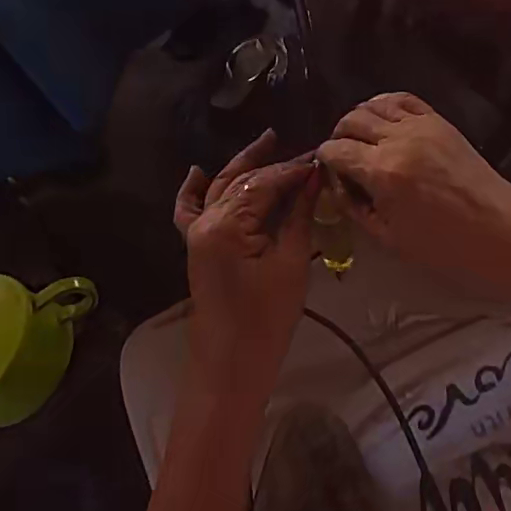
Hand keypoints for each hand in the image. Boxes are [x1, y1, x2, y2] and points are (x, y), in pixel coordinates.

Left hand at [174, 129, 317, 399]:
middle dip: (271, 163)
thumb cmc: (266, 321)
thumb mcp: (290, 265)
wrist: (229, 368)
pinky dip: (195, 190)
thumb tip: (313, 179)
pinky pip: (189, 210)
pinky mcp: (196, 247)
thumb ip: (299, 216)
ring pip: (220, 188)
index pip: (263, 183)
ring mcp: (196, 233)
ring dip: (243, 167)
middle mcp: (205, 221)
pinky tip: (198, 172)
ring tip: (266, 142)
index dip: (293, 171)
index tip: (320, 160)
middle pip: (241, 180)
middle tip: (301, 149)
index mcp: (226, 224)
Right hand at [316, 93, 510, 282]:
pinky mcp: (438, 121)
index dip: (324, 158)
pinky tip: (380, 117)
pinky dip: (383, 103)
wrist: (501, 232)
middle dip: (338, 136)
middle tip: (341, 155)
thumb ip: (354, 208)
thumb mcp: (389, 238)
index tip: (326, 169)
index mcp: (382, 172)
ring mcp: (420, 126)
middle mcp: (397, 141)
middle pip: (350, 122)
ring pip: (372, 105)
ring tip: (358, 136)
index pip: (335, 150)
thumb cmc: (444, 246)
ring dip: (357, 118)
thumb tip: (336, 185)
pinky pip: (402, 99)